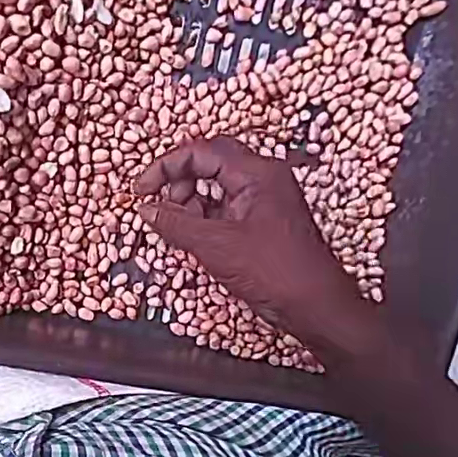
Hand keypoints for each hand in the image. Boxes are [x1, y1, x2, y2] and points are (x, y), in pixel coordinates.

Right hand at [134, 136, 385, 356]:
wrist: (315, 304)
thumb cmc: (273, 271)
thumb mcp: (214, 245)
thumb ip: (175, 222)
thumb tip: (145, 209)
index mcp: (257, 173)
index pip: (202, 151)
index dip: (165, 167)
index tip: (142, 189)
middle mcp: (263, 179)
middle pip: (210, 163)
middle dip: (178, 181)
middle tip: (158, 205)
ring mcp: (264, 201)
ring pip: (217, 186)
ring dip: (190, 200)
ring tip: (175, 225)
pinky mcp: (262, 222)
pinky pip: (226, 207)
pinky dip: (204, 217)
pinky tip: (191, 236)